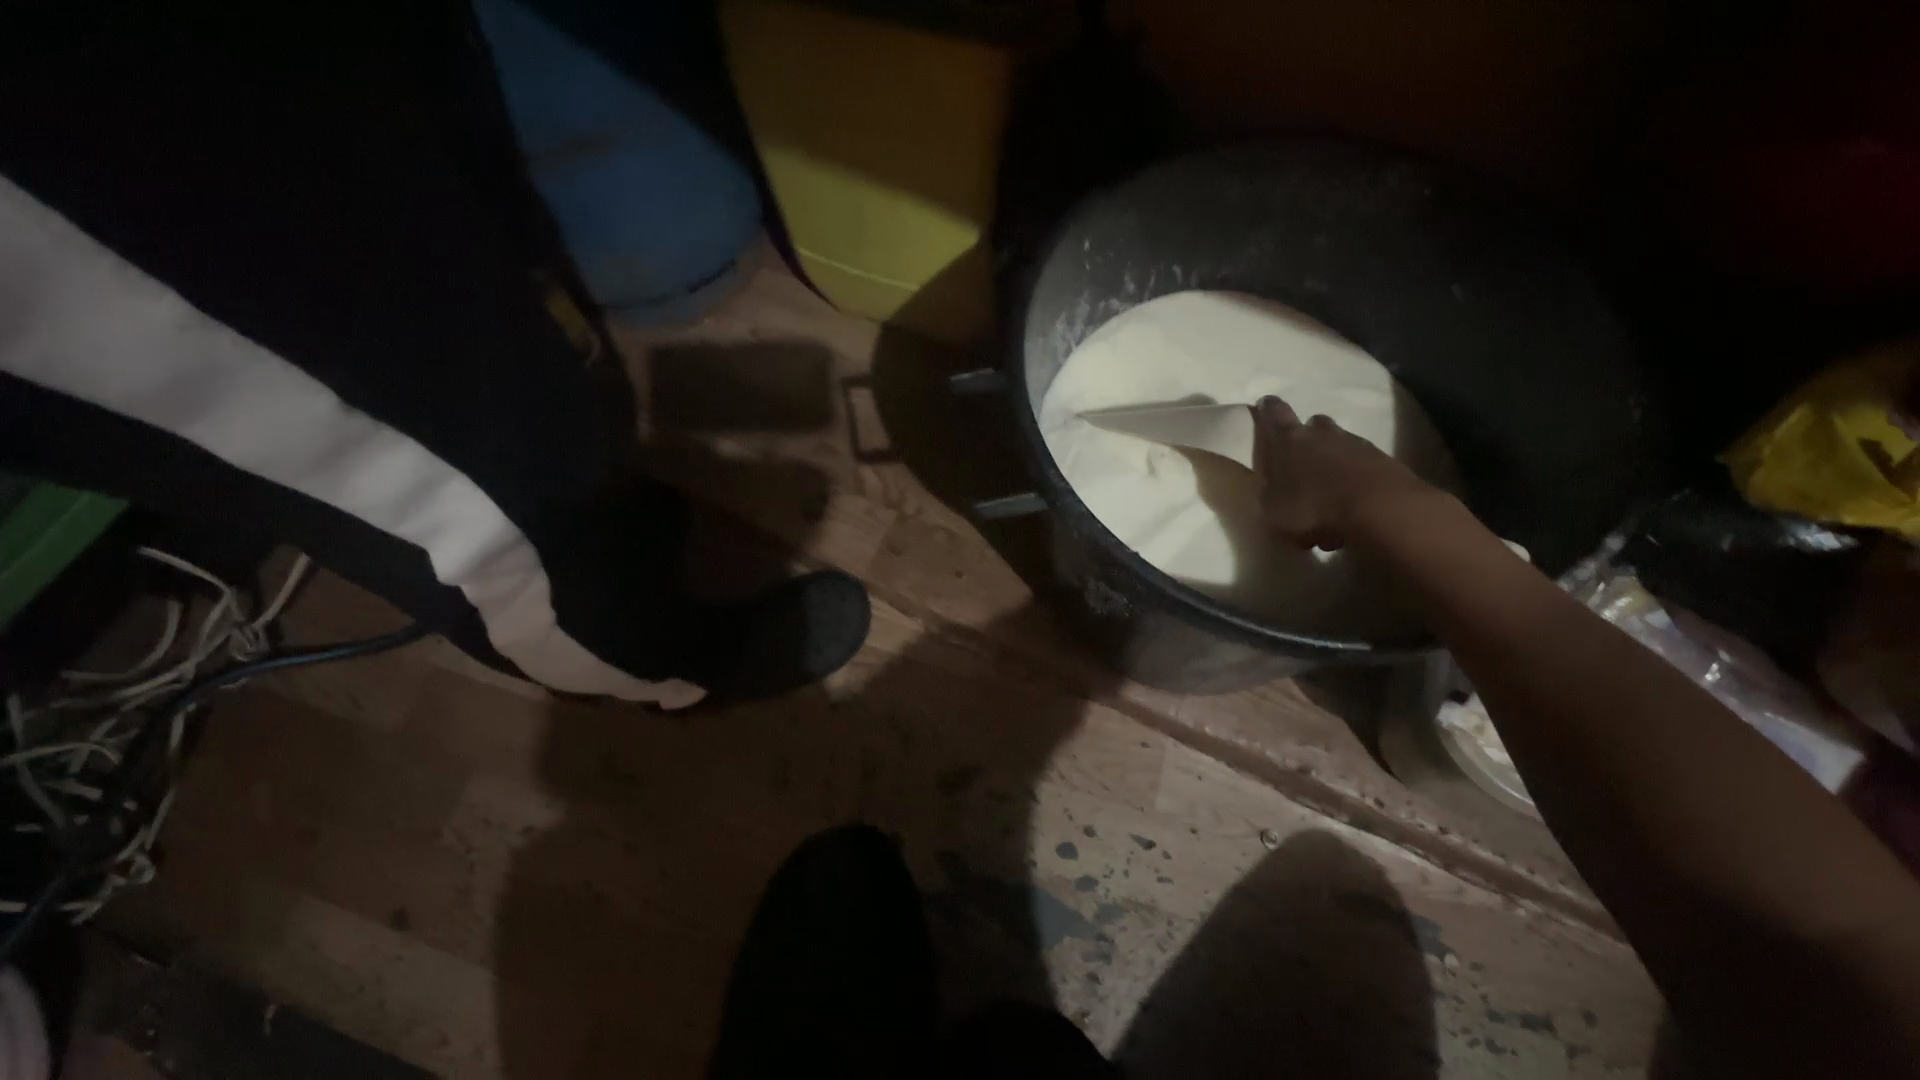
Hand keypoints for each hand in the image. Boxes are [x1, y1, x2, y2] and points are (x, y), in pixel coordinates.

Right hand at [1250, 395, 1430, 549]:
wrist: (1376, 506)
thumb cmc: (1313, 504)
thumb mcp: (1275, 508)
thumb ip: (1270, 495)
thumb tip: (1271, 490)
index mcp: (1290, 440)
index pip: (1275, 414)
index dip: (1268, 408)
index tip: (1265, 403)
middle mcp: (1323, 435)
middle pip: (1314, 423)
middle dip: (1308, 431)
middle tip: (1303, 449)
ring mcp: (1356, 444)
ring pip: (1341, 440)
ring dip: (1334, 452)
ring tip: (1330, 477)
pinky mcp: (1382, 460)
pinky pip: (1363, 459)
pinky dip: (1356, 470)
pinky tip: (1354, 491)